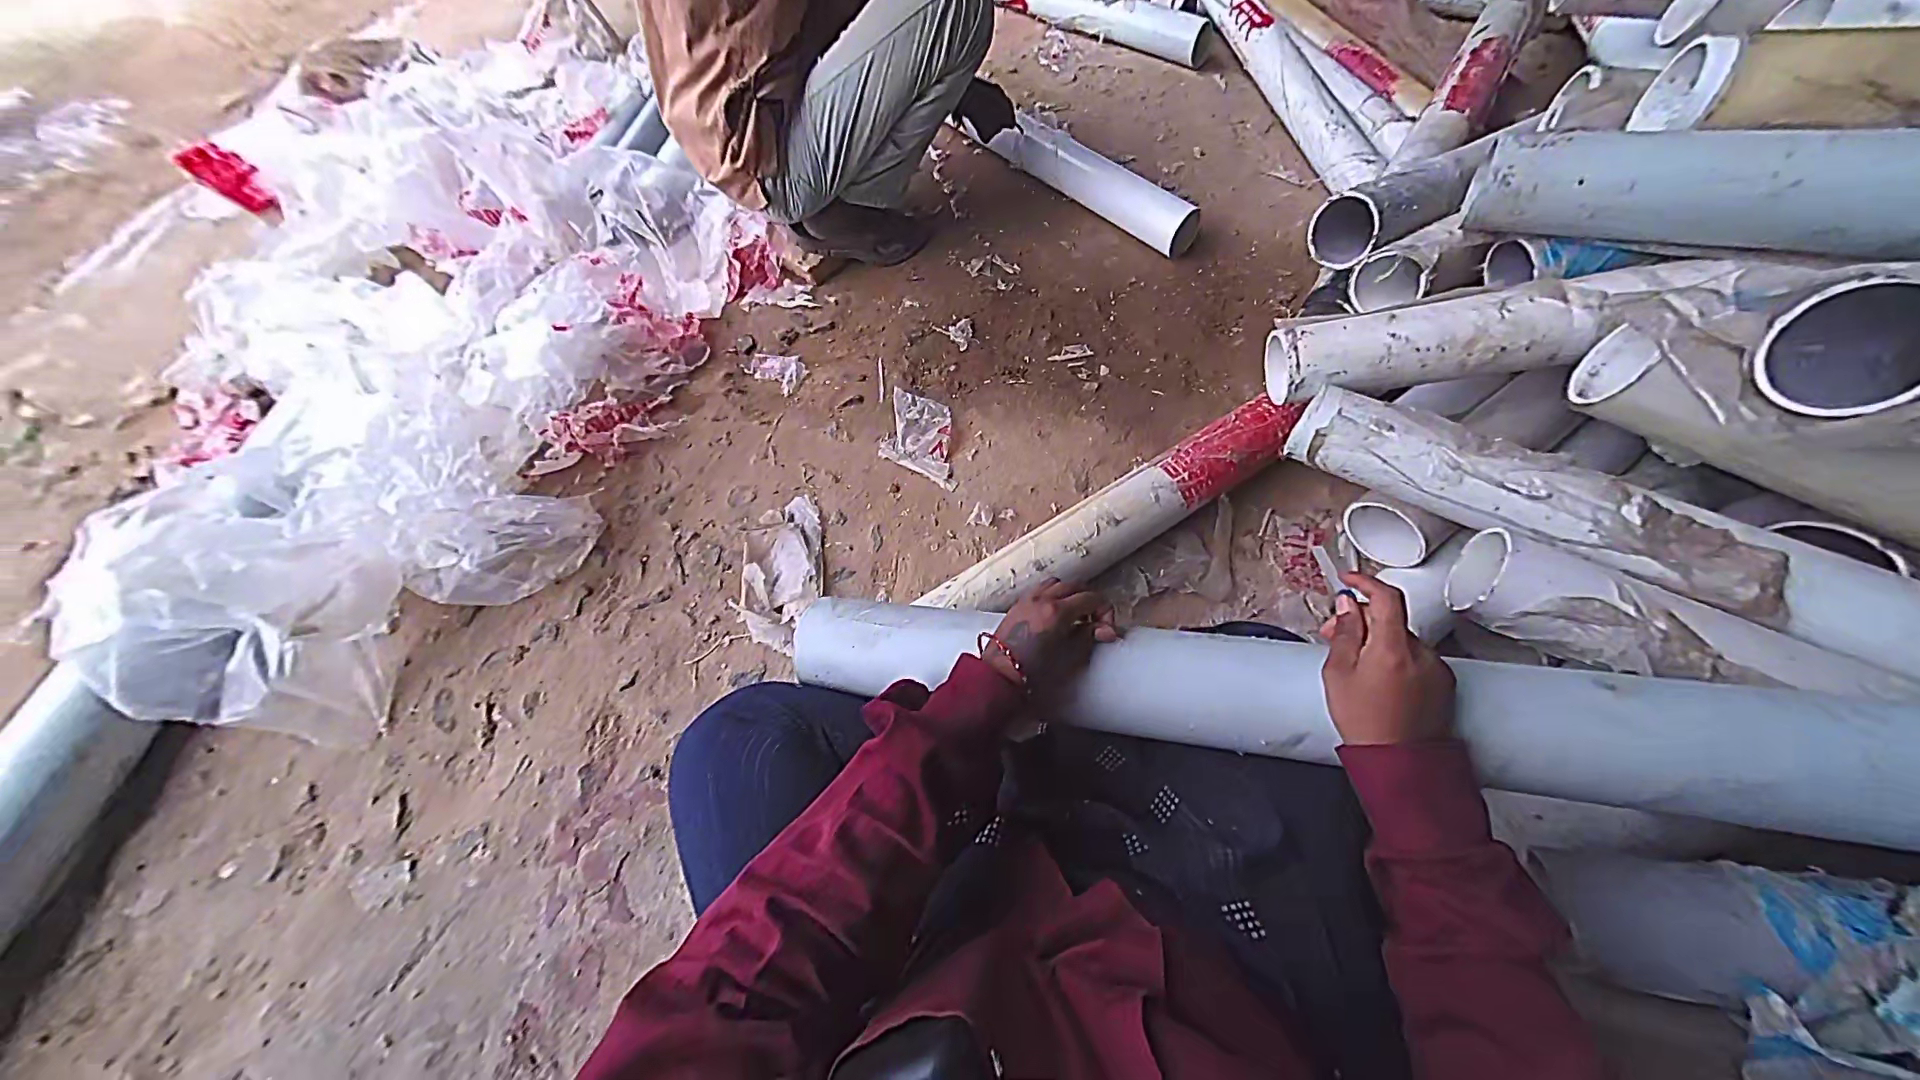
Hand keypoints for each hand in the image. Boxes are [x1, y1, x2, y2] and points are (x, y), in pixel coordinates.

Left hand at [983, 579, 1120, 695]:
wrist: (1000, 677)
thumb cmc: (1035, 674)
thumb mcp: (1070, 658)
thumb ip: (1089, 637)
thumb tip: (1106, 630)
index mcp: (1058, 611)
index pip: (1092, 598)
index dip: (1105, 612)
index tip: (1106, 629)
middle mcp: (1042, 599)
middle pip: (1076, 586)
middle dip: (1090, 601)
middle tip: (1095, 622)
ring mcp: (1028, 599)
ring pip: (1057, 584)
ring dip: (1070, 594)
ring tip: (1074, 616)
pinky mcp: (1017, 605)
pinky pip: (1040, 590)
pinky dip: (1052, 595)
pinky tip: (1055, 615)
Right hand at [1320, 572, 1455, 745]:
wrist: (1400, 762)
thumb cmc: (1366, 722)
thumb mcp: (1338, 672)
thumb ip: (1344, 632)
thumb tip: (1347, 605)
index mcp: (1394, 648)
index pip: (1386, 597)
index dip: (1365, 582)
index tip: (1349, 580)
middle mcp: (1422, 653)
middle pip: (1390, 619)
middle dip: (1361, 619)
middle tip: (1334, 632)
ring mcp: (1436, 668)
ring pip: (1401, 638)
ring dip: (1376, 639)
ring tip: (1353, 662)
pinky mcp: (1443, 682)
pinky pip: (1415, 656)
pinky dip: (1394, 656)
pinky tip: (1375, 677)